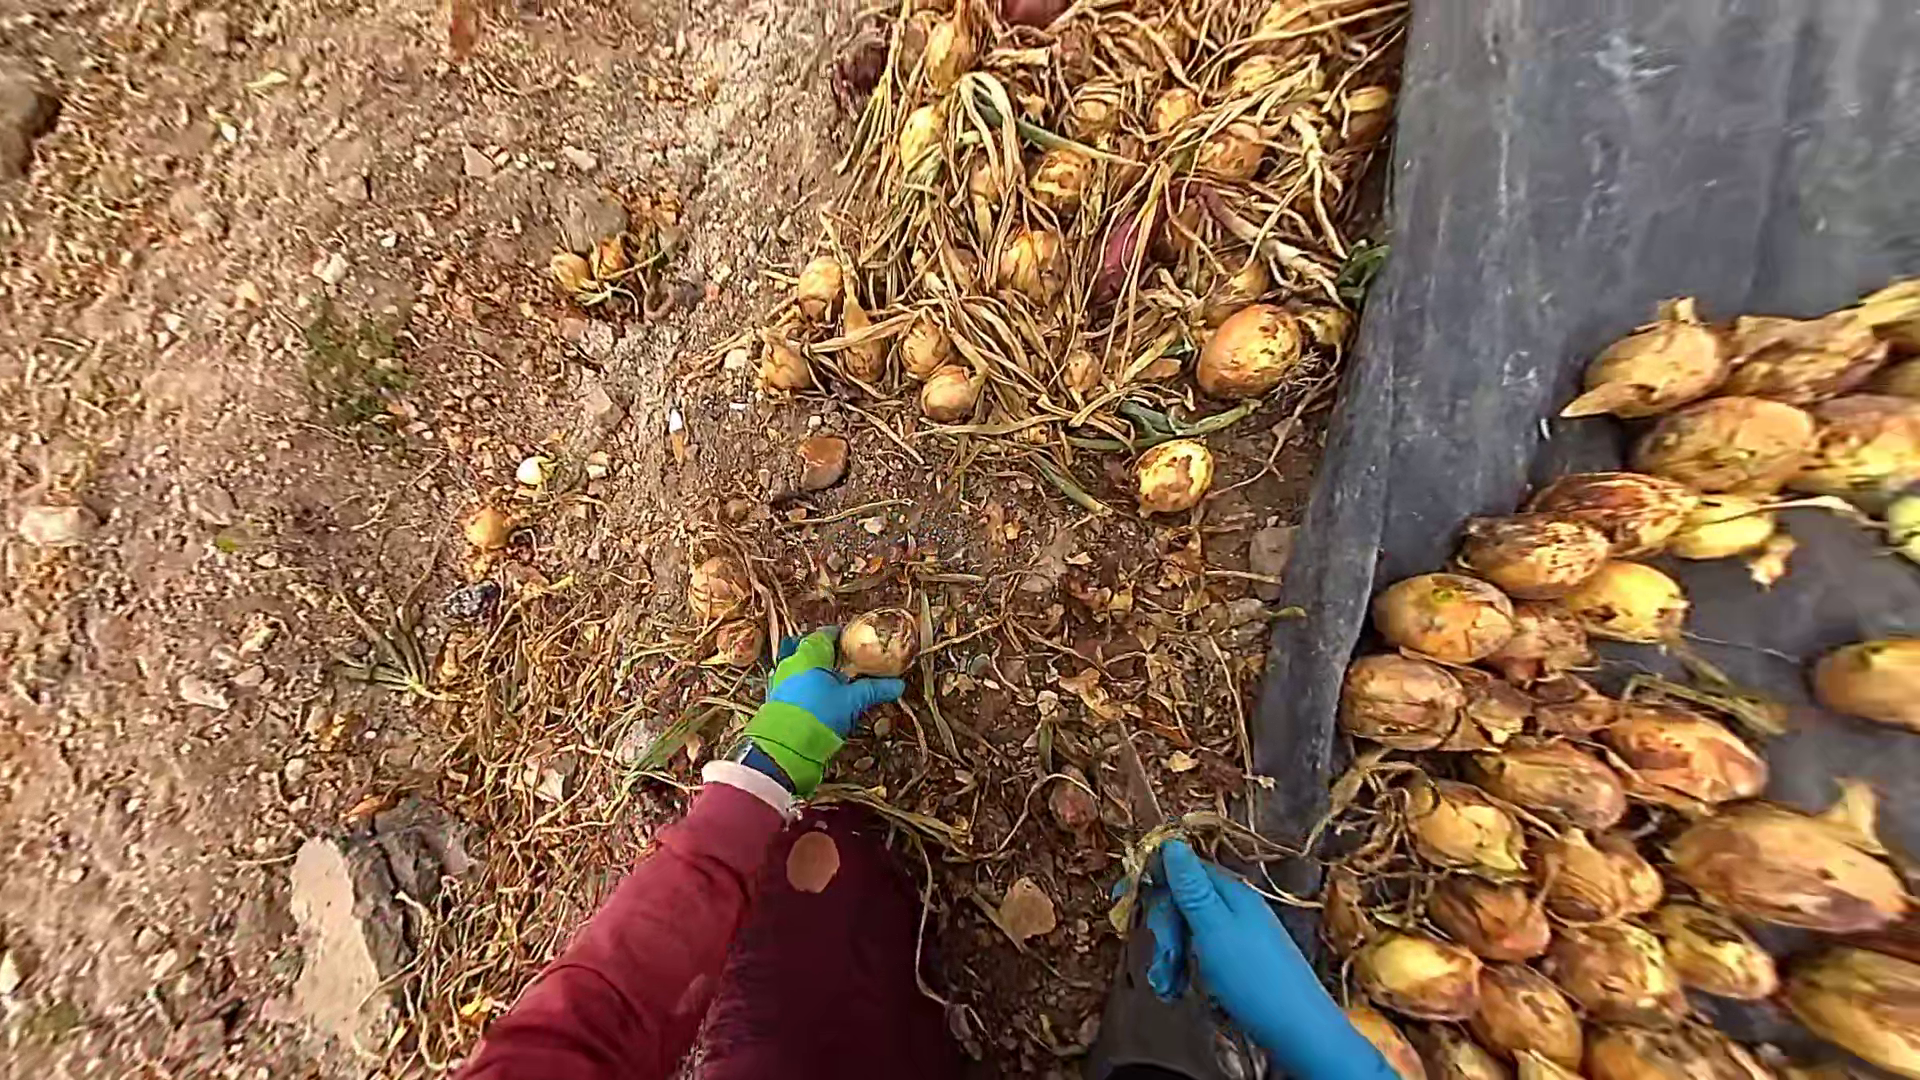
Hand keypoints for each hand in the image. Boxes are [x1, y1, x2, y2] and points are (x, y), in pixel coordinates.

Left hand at [739, 627, 904, 794]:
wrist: (784, 750)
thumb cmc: (819, 716)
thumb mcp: (852, 701)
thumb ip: (874, 689)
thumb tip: (897, 685)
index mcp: (809, 653)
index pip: (827, 633)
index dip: (842, 636)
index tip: (854, 643)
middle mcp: (790, 662)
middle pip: (811, 649)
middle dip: (828, 655)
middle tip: (846, 664)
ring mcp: (779, 681)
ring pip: (800, 668)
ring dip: (815, 673)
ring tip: (834, 685)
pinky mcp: (774, 701)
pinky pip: (792, 686)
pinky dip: (805, 688)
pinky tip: (818, 702)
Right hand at [1140, 840, 1397, 1079]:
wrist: (1308, 1041)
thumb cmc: (1255, 981)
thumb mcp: (1213, 929)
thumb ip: (1191, 886)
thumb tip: (1171, 839)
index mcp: (1229, 891)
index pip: (1181, 867)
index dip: (1150, 879)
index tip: (1122, 898)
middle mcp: (1236, 906)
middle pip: (1184, 899)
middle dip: (1163, 927)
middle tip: (1159, 960)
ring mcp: (1243, 934)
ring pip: (1192, 929)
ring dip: (1173, 953)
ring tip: (1169, 985)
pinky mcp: (1245, 961)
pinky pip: (1205, 952)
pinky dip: (1190, 968)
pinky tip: (1186, 989)